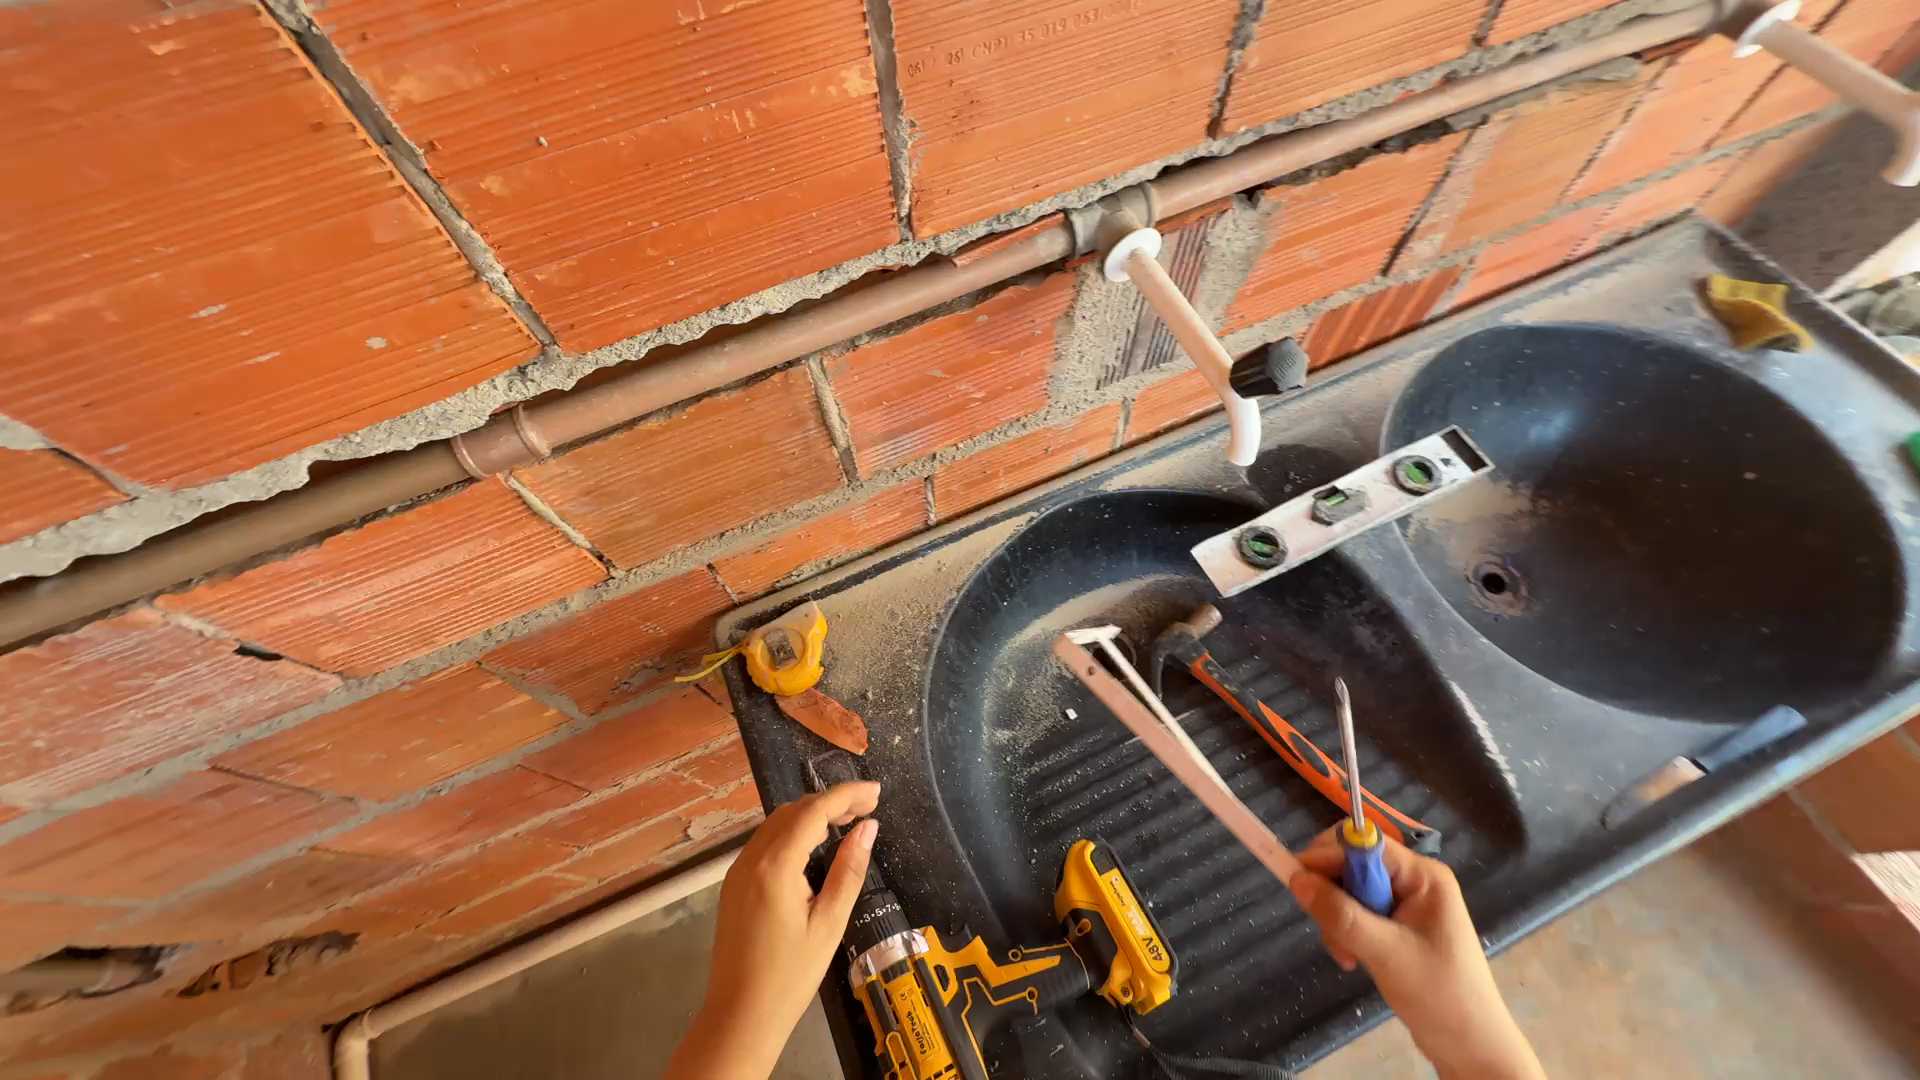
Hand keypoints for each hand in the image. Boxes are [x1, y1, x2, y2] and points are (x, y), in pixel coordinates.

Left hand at [666, 782, 879, 1079]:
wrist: (738, 1018)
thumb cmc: (790, 976)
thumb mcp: (830, 923)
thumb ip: (849, 869)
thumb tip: (869, 826)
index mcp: (776, 865)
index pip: (815, 811)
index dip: (847, 795)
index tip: (876, 791)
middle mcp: (752, 858)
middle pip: (795, 810)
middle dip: (832, 802)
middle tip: (868, 808)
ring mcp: (739, 869)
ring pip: (778, 822)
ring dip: (813, 814)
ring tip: (848, 821)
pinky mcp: (734, 883)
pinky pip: (767, 841)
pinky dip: (794, 831)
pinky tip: (815, 844)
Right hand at [1288, 829, 1544, 1079]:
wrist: (1472, 1049)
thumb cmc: (1440, 997)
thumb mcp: (1386, 953)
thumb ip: (1341, 914)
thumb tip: (1296, 879)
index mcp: (1422, 875)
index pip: (1361, 843)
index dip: (1326, 856)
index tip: (1299, 882)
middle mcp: (1412, 879)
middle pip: (1349, 863)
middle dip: (1331, 893)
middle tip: (1327, 927)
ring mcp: (1404, 901)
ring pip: (1345, 888)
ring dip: (1335, 918)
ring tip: (1345, 955)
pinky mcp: (1394, 922)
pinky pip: (1353, 909)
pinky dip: (1343, 930)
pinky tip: (1351, 958)